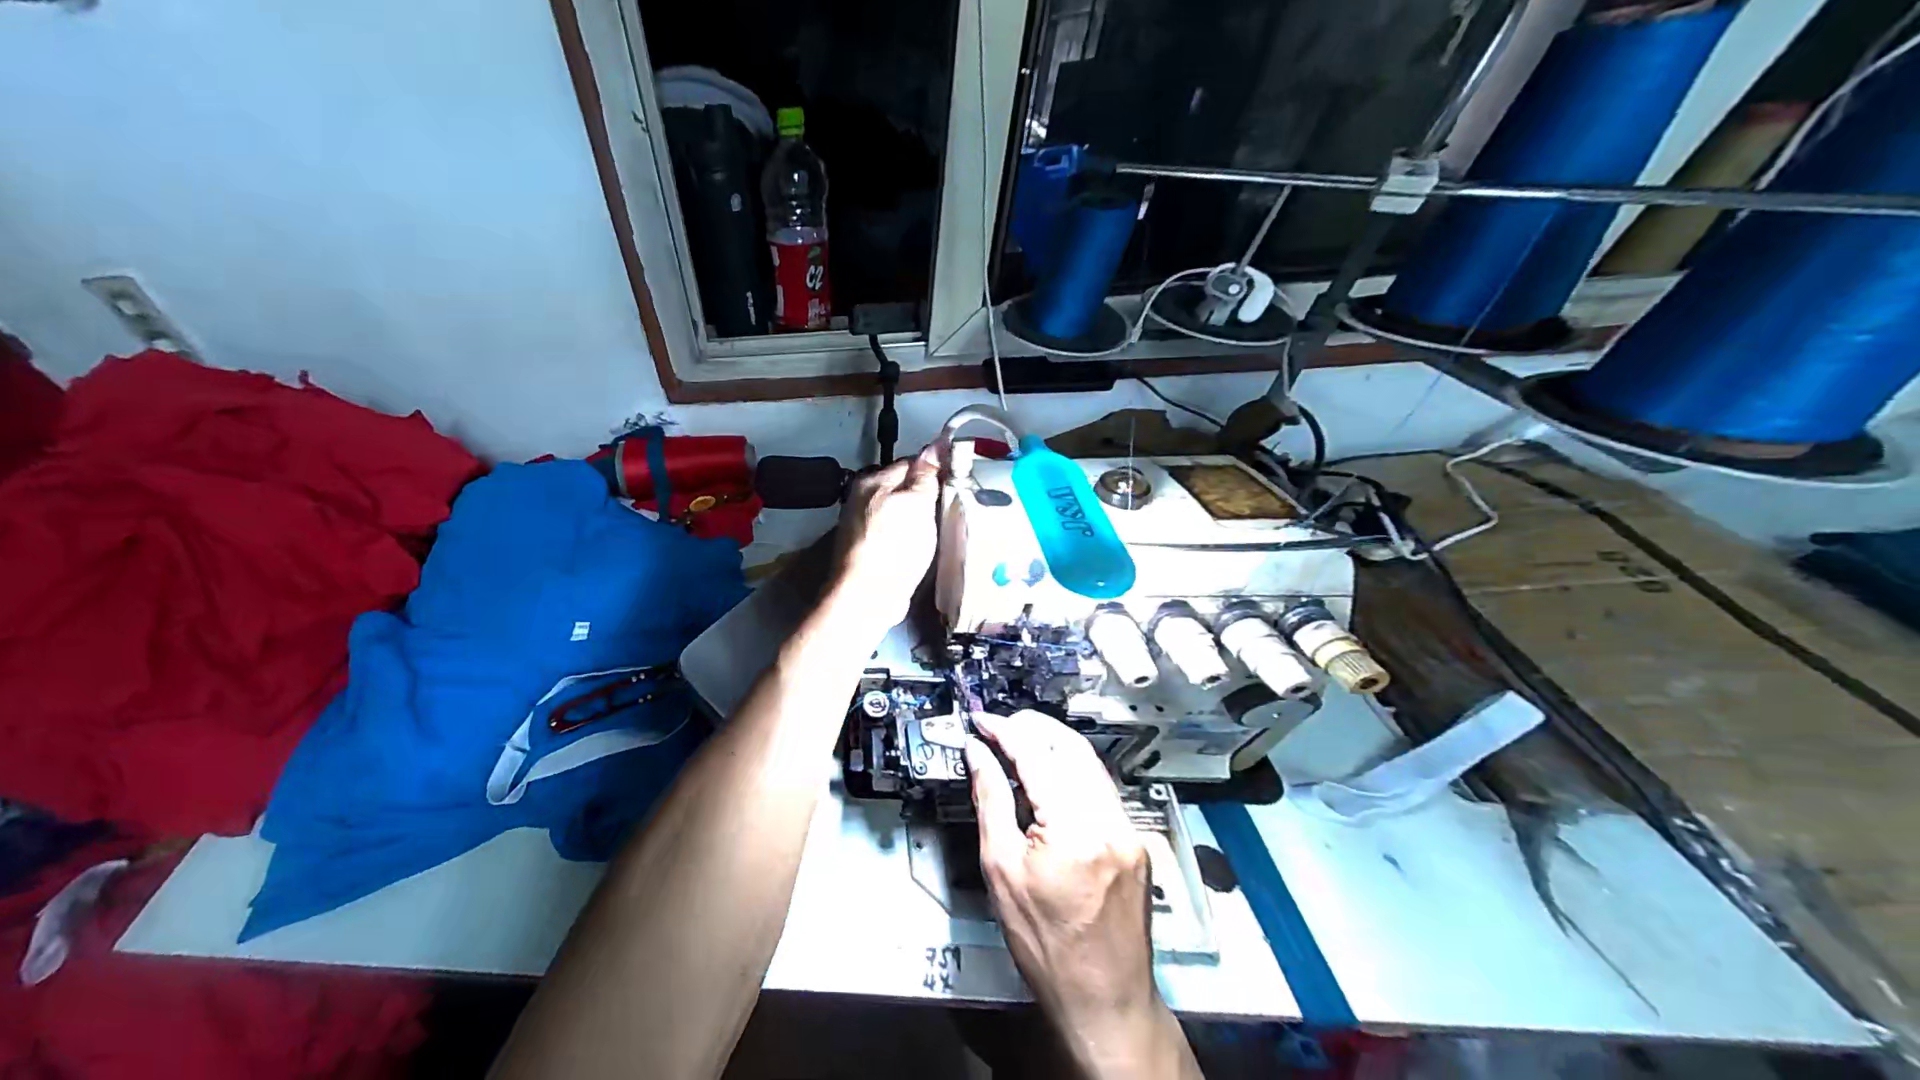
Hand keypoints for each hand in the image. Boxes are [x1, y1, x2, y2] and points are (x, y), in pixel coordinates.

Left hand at [832, 446, 938, 632]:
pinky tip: (922, 547)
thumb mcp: (917, 504)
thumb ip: (926, 475)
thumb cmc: (893, 547)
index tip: (956, 482)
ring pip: (903, 510)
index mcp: (873, 480)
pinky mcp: (872, 548)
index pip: (912, 462)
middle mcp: (864, 497)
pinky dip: (911, 537)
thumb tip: (936, 446)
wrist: (868, 596)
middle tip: (950, 508)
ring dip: (921, 518)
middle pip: (906, 487)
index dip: (937, 471)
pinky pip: (898, 532)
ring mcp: (866, 524)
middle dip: (928, 495)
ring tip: (939, 530)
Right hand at [967, 711, 1198, 1078]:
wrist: (1103, 996)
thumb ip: (991, 801)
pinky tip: (1051, 773)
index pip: (1036, 754)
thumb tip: (979, 757)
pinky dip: (1073, 769)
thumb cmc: (1047, 946)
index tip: (983, 722)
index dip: (1005, 730)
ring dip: (1053, 743)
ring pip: (1089, 761)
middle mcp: (1109, 820)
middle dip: (1032, 727)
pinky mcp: (1135, 838)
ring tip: (1019, 741)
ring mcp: (1128, 828)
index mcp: (1073, 829)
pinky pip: (1102, 786)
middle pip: (1069, 746)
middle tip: (1000, 725)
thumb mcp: (1001, 870)